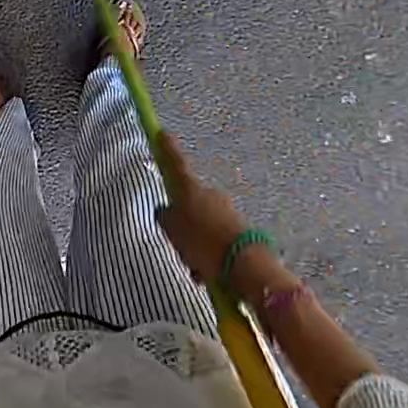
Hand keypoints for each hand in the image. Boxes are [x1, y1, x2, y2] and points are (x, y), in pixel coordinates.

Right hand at [153, 133, 252, 283]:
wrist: (245, 266)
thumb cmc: (203, 243)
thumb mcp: (173, 231)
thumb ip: (165, 218)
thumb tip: (166, 211)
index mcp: (191, 190)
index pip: (176, 164)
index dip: (168, 149)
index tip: (162, 132)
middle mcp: (210, 194)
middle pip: (189, 203)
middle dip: (182, 222)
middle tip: (177, 245)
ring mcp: (227, 211)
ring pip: (202, 225)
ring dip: (195, 244)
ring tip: (193, 269)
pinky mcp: (239, 230)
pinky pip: (215, 240)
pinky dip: (208, 255)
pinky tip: (206, 275)